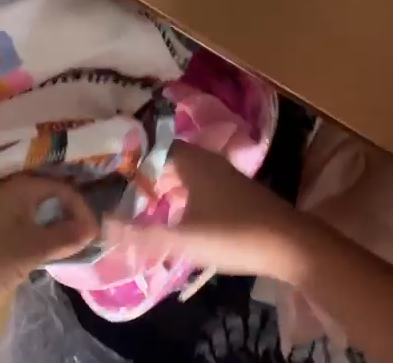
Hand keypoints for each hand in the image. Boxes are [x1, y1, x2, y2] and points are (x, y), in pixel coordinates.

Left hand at [0, 174, 97, 313]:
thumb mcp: (29, 253)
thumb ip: (63, 238)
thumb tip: (90, 227)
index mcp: (18, 185)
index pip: (61, 187)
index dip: (80, 210)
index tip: (91, 236)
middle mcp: (0, 184)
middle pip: (40, 191)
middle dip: (60, 214)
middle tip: (72, 239)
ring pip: (20, 204)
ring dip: (38, 222)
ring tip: (47, 247)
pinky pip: (4, 213)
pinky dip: (19, 226)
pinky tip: (15, 249)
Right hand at [101, 142, 316, 283]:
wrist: (288, 245)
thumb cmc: (233, 234)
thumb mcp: (183, 240)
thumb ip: (142, 236)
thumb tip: (103, 226)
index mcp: (192, 160)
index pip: (152, 147)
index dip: (130, 158)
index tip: (108, 171)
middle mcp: (206, 160)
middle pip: (167, 159)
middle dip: (145, 173)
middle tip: (119, 191)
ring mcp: (222, 174)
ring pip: (184, 172)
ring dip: (163, 185)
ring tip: (140, 204)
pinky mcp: (233, 191)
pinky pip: (197, 183)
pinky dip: (180, 194)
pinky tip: (173, 215)